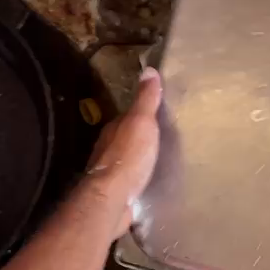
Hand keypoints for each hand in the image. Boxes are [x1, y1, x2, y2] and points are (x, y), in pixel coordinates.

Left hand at [82, 67, 161, 235]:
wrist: (113, 198)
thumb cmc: (129, 158)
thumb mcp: (141, 123)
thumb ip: (145, 100)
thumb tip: (148, 70)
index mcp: (113, 130)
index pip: (127, 116)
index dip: (141, 114)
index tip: (158, 114)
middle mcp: (107, 149)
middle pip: (125, 138)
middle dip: (140, 138)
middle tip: (161, 138)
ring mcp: (110, 172)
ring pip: (126, 160)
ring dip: (138, 159)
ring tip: (157, 160)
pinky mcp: (116, 192)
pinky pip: (129, 180)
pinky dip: (138, 178)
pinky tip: (148, 181)